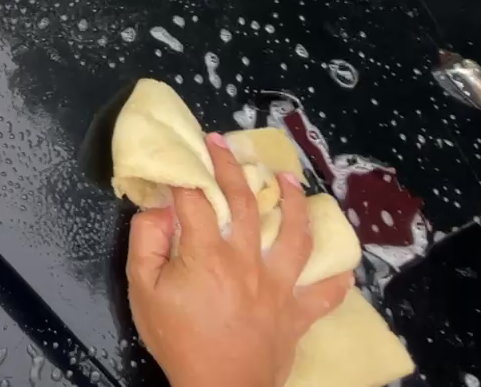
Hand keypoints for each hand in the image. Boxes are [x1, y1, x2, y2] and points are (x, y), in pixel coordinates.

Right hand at [126, 133, 351, 386]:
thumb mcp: (141, 287)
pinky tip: (340, 254)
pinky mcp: (298, 314)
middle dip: (232, 168)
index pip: (197, 200)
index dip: (187, 171)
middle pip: (247, 205)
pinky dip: (336, 272)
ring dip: (294, 203)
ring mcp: (280, 289)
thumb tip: (160, 209)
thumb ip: (146, 240)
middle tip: (222, 142)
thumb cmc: (175, 337)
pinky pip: (327, 292)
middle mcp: (249, 264)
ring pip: (297, 238)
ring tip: (287, 178)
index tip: (181, 152)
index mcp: (208, 255)